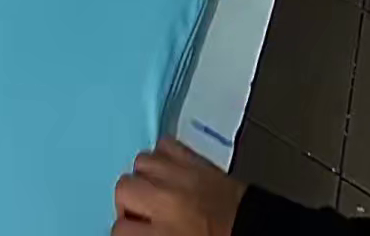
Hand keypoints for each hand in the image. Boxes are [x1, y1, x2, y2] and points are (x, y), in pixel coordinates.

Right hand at [113, 136, 247, 235]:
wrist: (250, 230)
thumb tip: (135, 230)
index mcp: (162, 233)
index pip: (119, 229)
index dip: (123, 233)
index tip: (133, 234)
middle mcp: (165, 198)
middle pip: (123, 186)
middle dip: (127, 203)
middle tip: (141, 215)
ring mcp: (179, 172)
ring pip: (140, 160)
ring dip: (143, 177)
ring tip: (154, 191)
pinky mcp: (193, 156)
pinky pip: (164, 143)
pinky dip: (162, 155)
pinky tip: (168, 171)